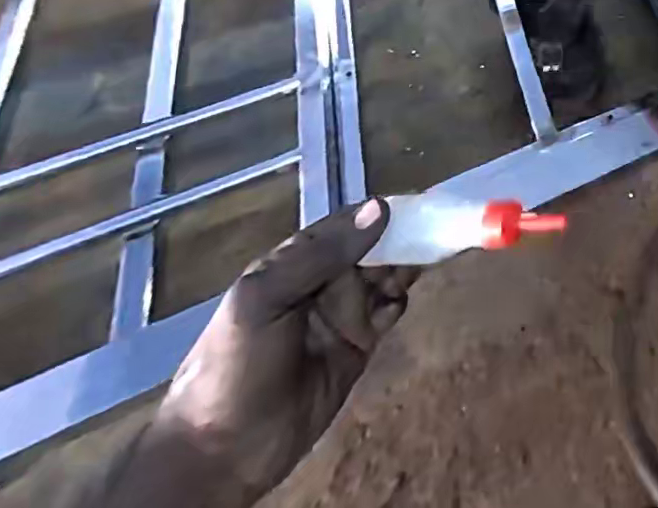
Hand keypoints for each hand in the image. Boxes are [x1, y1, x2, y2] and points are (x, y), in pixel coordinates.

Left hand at [100, 199, 415, 507]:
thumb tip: (382, 208)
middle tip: (438, 234)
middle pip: (379, 244)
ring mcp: (344, 310)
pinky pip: (391, 308)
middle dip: (407, 237)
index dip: (387, 210)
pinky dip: (400, 300)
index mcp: (297, 260)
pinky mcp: (360, 342)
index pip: (352, 221)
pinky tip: (394, 307)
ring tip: (423, 264)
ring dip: (409, 266)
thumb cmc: (233, 366)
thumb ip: (321, 255)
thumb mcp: (264, 300)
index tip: (426, 204)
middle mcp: (325, 278)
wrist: (219, 454)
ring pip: (390, 273)